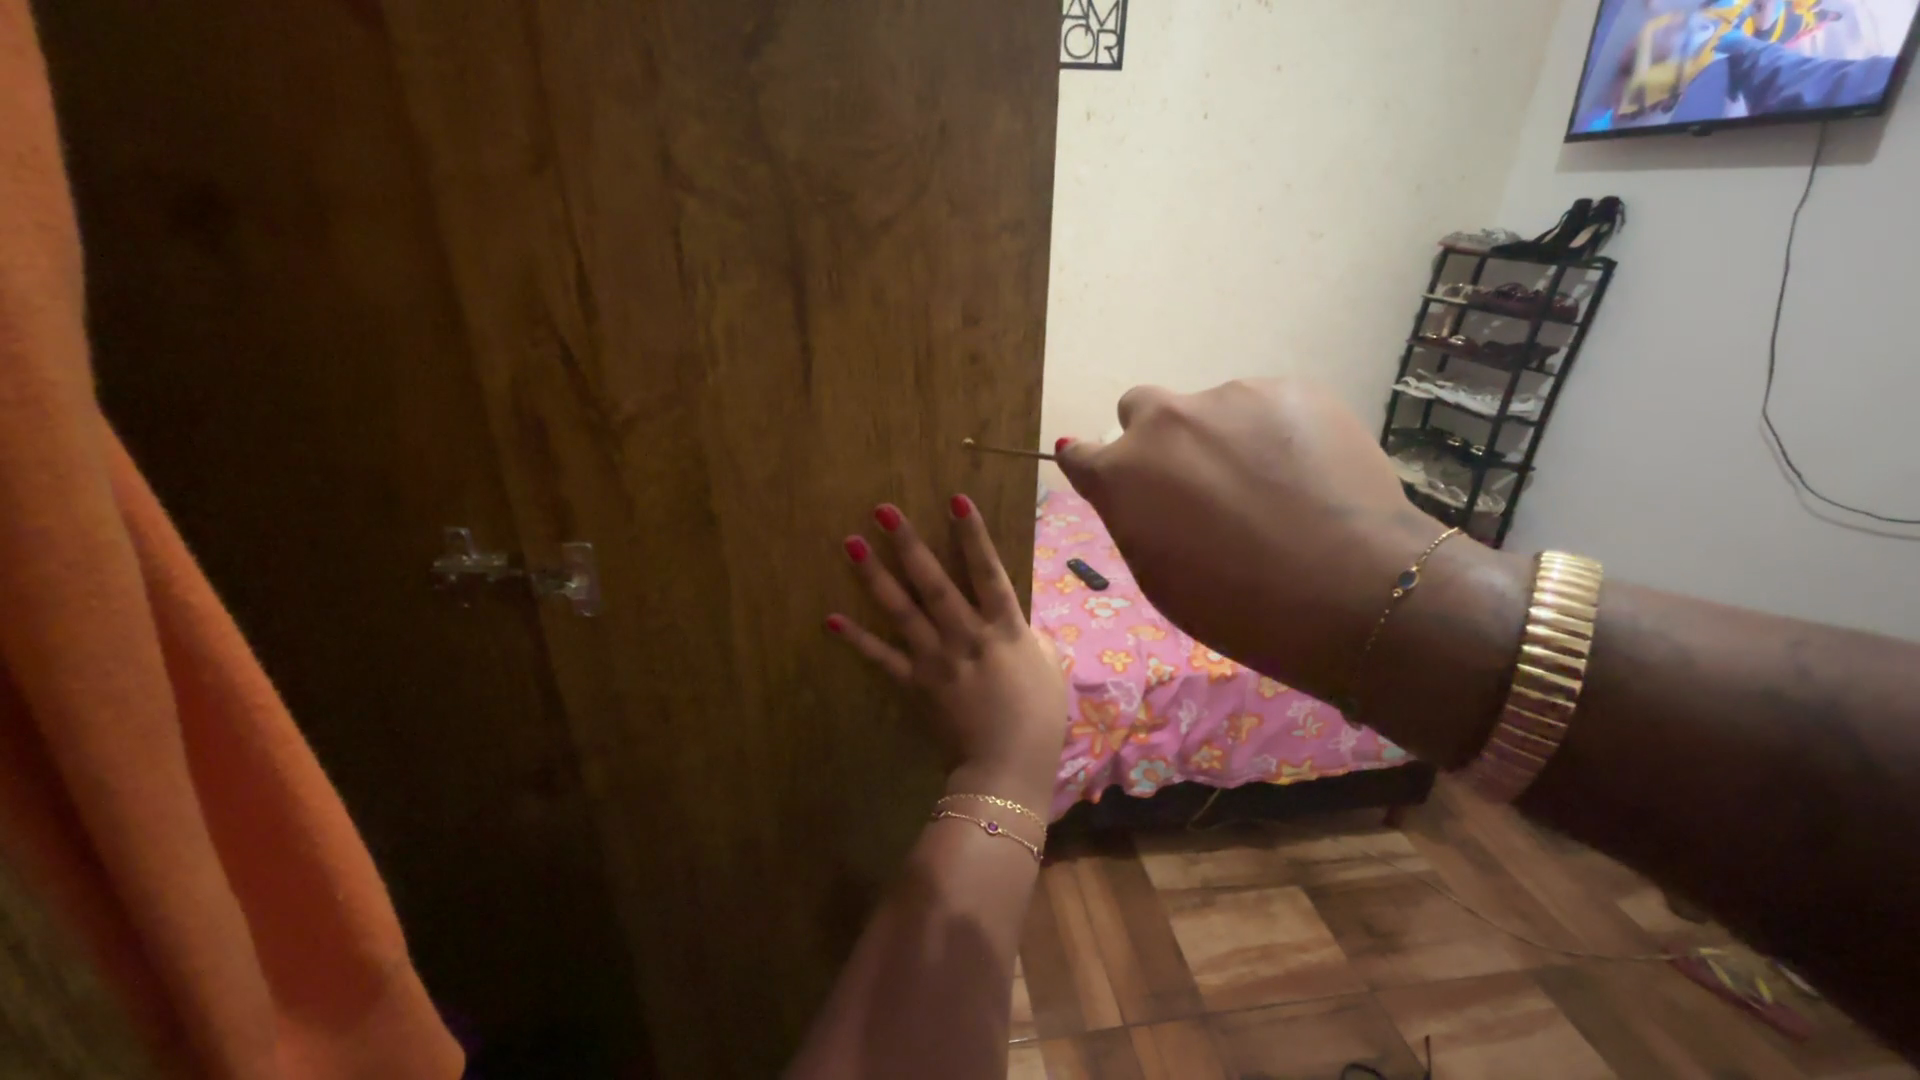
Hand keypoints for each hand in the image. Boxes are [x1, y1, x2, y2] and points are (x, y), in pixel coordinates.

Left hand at [828, 497, 1066, 808]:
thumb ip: (1032, 638)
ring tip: (851, 544)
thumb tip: (1023, 622)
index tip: (955, 498)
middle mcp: (967, 635)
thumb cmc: (1039, 718)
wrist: (1007, 767)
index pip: (988, 572)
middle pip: (934, 582)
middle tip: (882, 510)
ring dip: (876, 577)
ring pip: (902, 610)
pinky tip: (831, 619)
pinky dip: (857, 640)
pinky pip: (882, 659)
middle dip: (909, 544)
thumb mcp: (1049, 668)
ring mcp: (937, 658)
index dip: (973, 535)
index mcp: (1005, 628)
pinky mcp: (915, 683)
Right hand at [1055, 379, 1470, 705]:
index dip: (1096, 469)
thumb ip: (1135, 518)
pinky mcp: (1292, 388)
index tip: (1116, 485)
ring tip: (1272, 489)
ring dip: (1224, 438)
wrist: (1348, 590)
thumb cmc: (1236, 605)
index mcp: (1122, 471)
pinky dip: (1277, 434)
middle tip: (1197, 483)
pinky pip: (1268, 407)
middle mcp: (1166, 420)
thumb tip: (1137, 491)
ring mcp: (1231, 397)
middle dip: (1157, 439)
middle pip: (1141, 408)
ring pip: (1212, 409)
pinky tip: (1308, 476)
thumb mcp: (1158, 576)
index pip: (1080, 453)